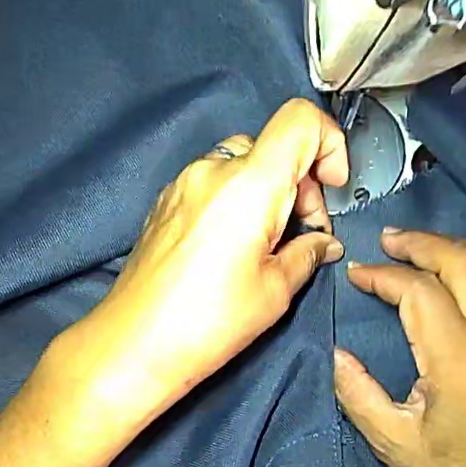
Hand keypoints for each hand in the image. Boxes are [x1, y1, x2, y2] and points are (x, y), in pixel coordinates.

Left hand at [65, 99, 348, 426]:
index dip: (329, 145)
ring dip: (264, 195)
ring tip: (263, 248)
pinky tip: (230, 249)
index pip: (300, 121)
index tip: (332, 186)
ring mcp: (181, 185)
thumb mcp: (274, 292)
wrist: (133, 345)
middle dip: (298, 186)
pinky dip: (233, 203)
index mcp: (248, 184)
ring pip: (240, 166)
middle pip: (271, 148)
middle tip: (301, 237)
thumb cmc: (204, 323)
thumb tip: (322, 243)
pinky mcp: (163, 205)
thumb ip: (308, 254)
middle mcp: (211, 170)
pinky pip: (210, 185)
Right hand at [332, 229, 465, 466]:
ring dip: (463, 245)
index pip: (418, 292)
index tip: (357, 276)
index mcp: (455, 358)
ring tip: (430, 245)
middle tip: (389, 241)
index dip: (383, 276)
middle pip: (463, 262)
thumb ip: (356, 391)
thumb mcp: (391, 441)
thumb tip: (334, 353)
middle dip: (422, 243)